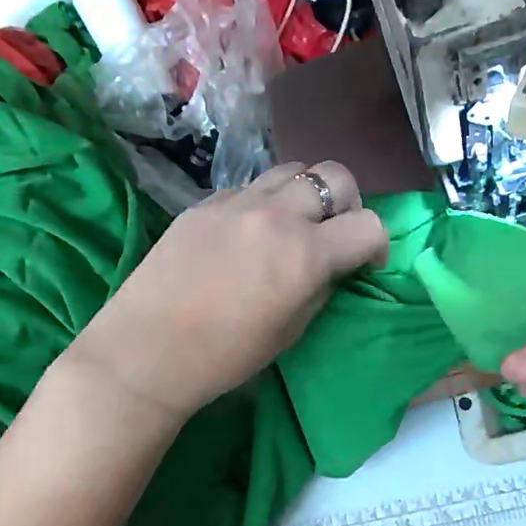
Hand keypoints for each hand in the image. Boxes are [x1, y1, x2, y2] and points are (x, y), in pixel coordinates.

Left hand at [61, 161, 387, 419]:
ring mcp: (237, 201)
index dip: (377, 245)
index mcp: (305, 252)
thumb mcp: (292, 330)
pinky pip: (250, 188)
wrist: (148, 350)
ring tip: (294, 226)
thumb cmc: (227, 355)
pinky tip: (249, 234)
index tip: (366, 264)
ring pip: (292, 170)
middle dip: (348, 203)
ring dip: (306, 194)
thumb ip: (322, 286)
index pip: (368, 225)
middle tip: (335, 234)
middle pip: (335, 175)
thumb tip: (333, 264)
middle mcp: (276, 214)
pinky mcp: (205, 202)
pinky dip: (265, 203)